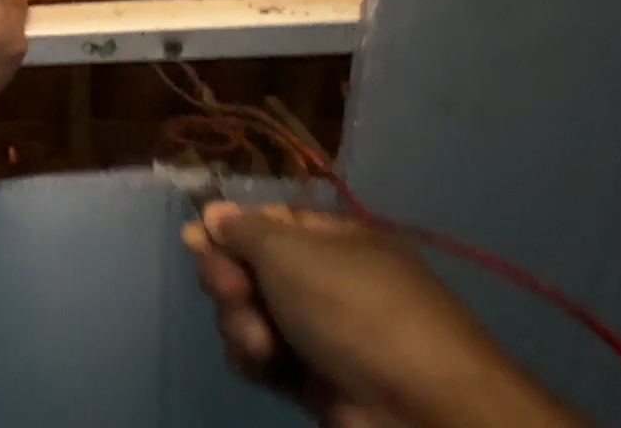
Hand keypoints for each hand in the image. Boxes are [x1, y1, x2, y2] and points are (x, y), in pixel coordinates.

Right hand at [184, 203, 585, 427]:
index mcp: (332, 242)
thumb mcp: (288, 250)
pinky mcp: (312, 377)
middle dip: (228, 279)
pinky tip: (264, 364)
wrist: (424, 411)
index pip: (262, 223)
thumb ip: (240, 228)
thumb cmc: (355, 309)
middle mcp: (325, 282)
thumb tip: (212, 212)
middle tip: (232, 291)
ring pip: (246, 311)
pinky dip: (253, 358)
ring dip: (239, 322)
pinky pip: (259, 354)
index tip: (197, 238)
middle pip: (246, 267)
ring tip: (261, 343)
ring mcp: (319, 332)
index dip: (226, 229)